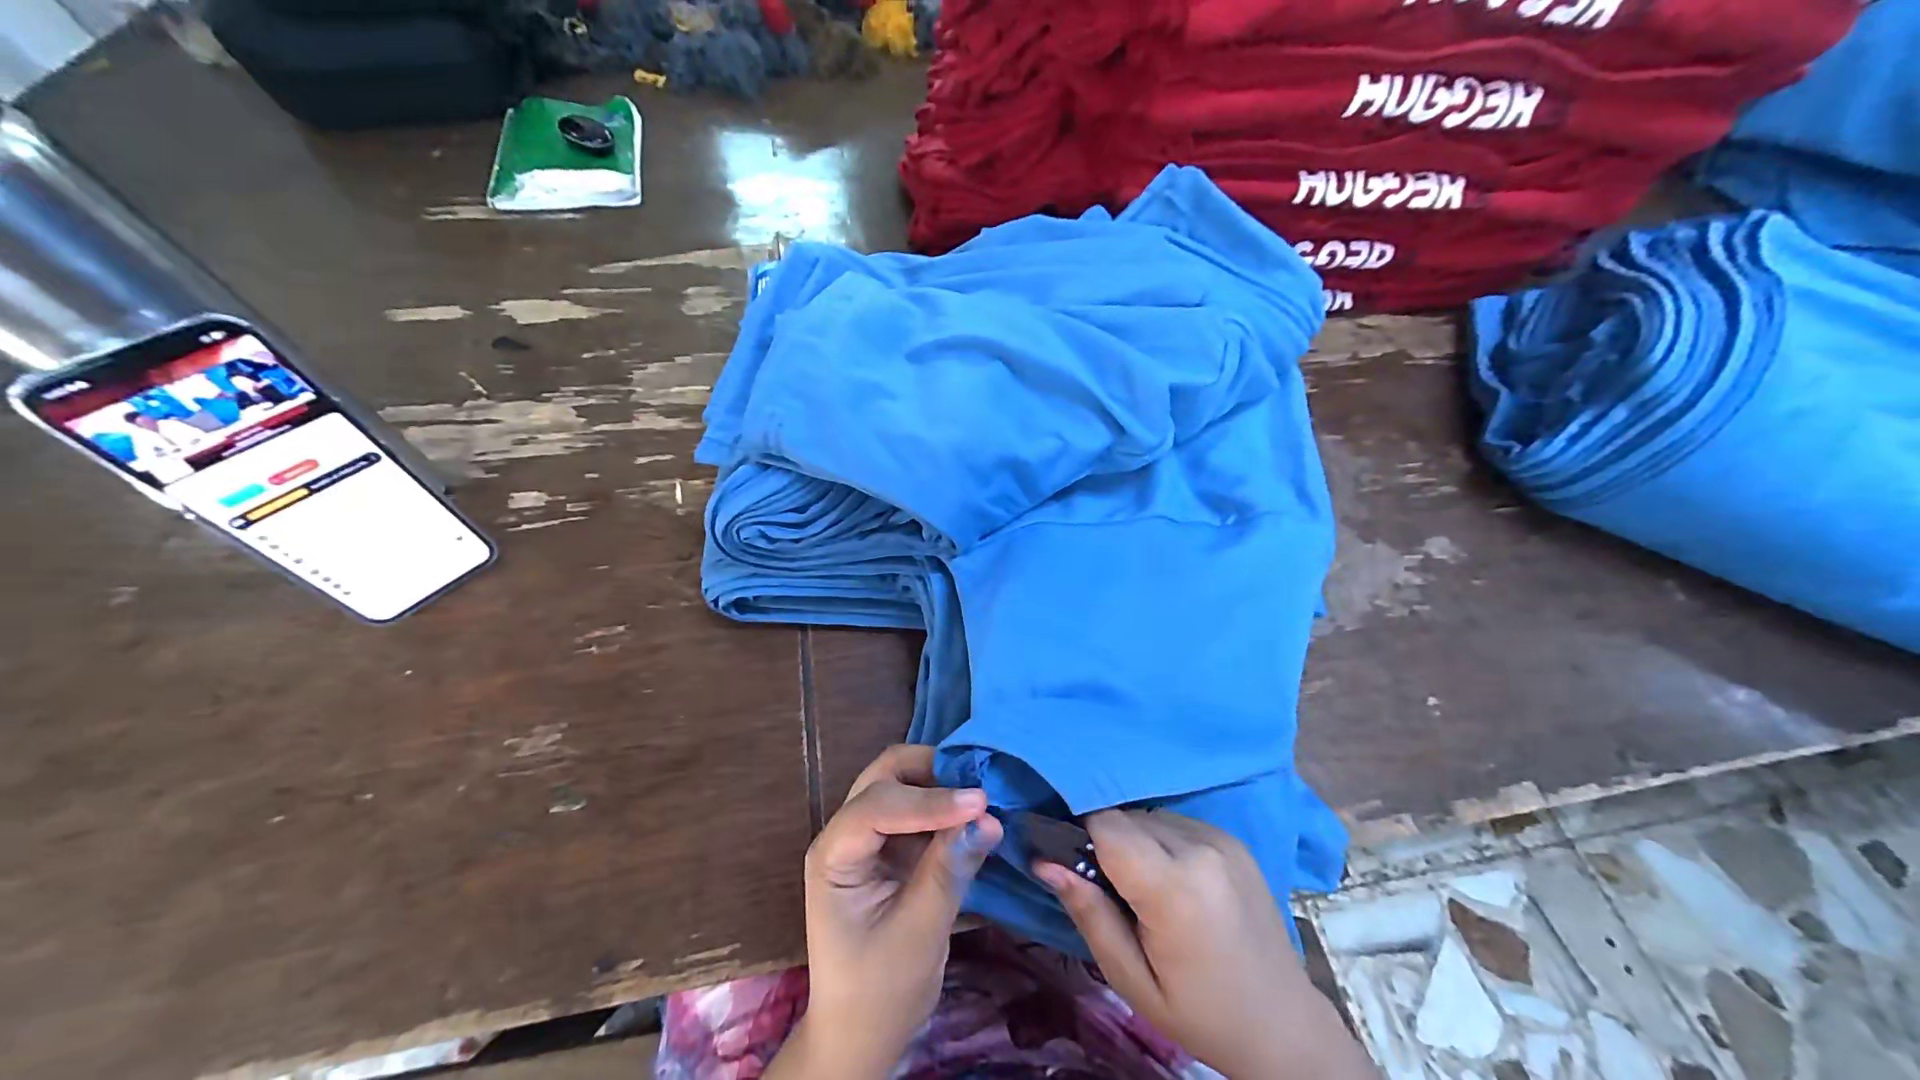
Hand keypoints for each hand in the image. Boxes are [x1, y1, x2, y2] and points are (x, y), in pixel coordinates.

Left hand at [770, 745, 1001, 1079]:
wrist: (862, 1031)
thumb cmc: (880, 990)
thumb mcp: (919, 932)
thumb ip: (949, 870)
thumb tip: (988, 819)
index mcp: (834, 855)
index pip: (878, 807)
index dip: (930, 800)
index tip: (980, 802)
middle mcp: (845, 834)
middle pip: (885, 776)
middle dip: (932, 772)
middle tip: (980, 787)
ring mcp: (868, 838)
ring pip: (902, 783)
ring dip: (941, 783)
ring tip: (982, 798)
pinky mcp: (891, 848)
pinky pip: (919, 809)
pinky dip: (946, 805)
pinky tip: (974, 816)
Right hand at [1034, 810, 1375, 1079]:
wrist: (1282, 1024)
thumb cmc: (1199, 1011)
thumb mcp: (1130, 978)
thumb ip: (1088, 912)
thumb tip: (1044, 861)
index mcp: (1174, 886)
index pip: (1105, 823)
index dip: (1083, 840)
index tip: (1081, 871)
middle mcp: (1199, 848)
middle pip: (1125, 818)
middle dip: (1108, 845)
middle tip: (1116, 894)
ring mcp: (1220, 838)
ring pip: (1148, 816)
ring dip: (1135, 841)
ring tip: (1147, 891)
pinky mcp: (1232, 838)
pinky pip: (1175, 822)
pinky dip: (1162, 842)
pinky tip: (1175, 881)